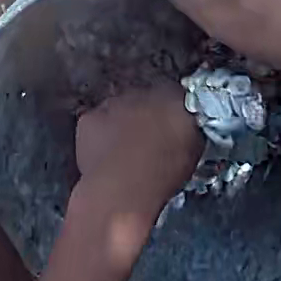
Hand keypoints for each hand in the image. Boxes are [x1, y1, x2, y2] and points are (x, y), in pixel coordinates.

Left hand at [74, 85, 204, 215]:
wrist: (121, 188)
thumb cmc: (162, 175)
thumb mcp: (192, 153)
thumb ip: (185, 132)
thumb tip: (182, 131)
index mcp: (172, 98)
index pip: (175, 96)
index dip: (171, 115)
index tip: (170, 130)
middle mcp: (140, 93)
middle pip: (143, 101)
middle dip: (143, 117)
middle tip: (146, 144)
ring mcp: (111, 103)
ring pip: (116, 110)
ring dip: (120, 124)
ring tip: (123, 153)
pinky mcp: (89, 117)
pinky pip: (96, 123)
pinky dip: (98, 135)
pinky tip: (104, 155)